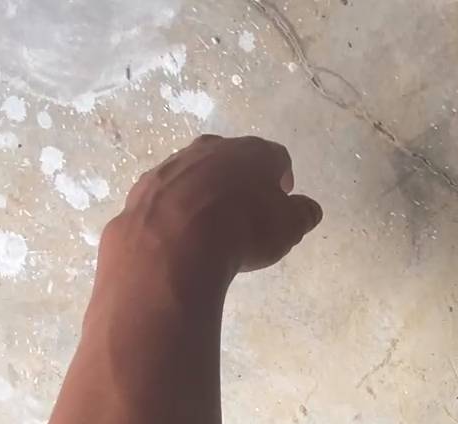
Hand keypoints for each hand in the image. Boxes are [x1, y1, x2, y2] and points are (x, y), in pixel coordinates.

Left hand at [99, 135, 323, 296]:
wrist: (178, 242)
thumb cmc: (246, 229)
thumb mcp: (289, 229)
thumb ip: (303, 215)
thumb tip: (310, 208)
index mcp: (253, 154)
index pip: (277, 156)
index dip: (283, 176)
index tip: (284, 194)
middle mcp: (213, 148)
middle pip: (234, 158)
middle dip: (243, 178)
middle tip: (251, 205)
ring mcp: (175, 163)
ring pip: (199, 172)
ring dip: (210, 190)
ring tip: (216, 222)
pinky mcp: (147, 185)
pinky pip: (171, 192)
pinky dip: (181, 206)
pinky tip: (187, 231)